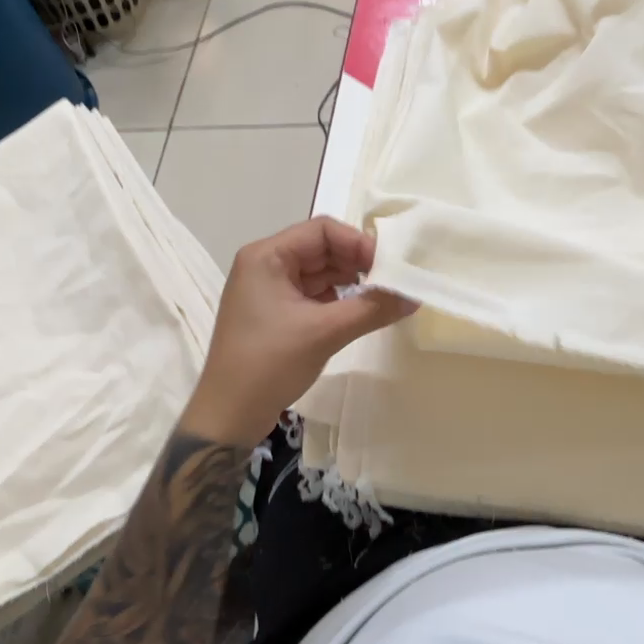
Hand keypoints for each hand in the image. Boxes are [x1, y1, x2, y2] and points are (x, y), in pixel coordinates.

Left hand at [179, 218, 415, 447]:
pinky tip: (359, 314)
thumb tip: (414, 295)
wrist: (229, 413)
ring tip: (382, 299)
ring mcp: (267, 291)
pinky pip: (311, 296)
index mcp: (266, 256)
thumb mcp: (325, 332)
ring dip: (350, 283)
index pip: (321, 230)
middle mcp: (264, 265)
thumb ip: (372, 309)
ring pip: (318, 274)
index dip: (358, 243)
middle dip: (357, 264)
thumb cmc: (270, 364)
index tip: (390, 267)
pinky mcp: (273, 314)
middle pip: (321, 249)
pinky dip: (336, 301)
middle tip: (393, 284)